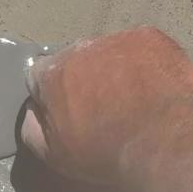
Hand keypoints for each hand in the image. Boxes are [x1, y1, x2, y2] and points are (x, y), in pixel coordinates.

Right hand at [18, 27, 192, 185]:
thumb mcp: (54, 155)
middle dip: (83, 81)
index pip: (39, 77)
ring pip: (108, 53)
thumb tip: (32, 111)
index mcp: (52, 73)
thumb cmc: (103, 151)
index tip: (65, 116)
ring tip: (130, 102)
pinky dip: (143, 66)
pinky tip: (152, 90)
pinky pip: (140, 49)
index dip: (50, 97)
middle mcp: (81, 46)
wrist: (160, 138)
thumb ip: (32, 129)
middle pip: (75, 61)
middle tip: (101, 111)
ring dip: (113, 72)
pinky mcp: (152, 37)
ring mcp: (118, 37)